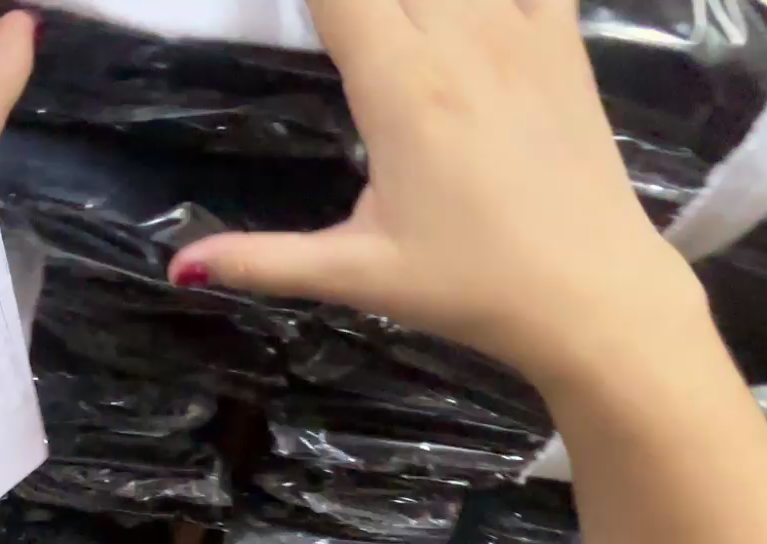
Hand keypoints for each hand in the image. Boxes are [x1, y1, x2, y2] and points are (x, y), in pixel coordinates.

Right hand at [167, 0, 707, 390]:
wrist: (588, 292)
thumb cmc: (465, 287)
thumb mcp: (355, 275)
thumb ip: (263, 261)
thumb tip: (178, 266)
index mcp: (404, 89)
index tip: (281, 3)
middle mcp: (464, 35)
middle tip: (328, 15)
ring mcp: (522, 24)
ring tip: (379, 17)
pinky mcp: (562, 34)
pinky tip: (457, 7)